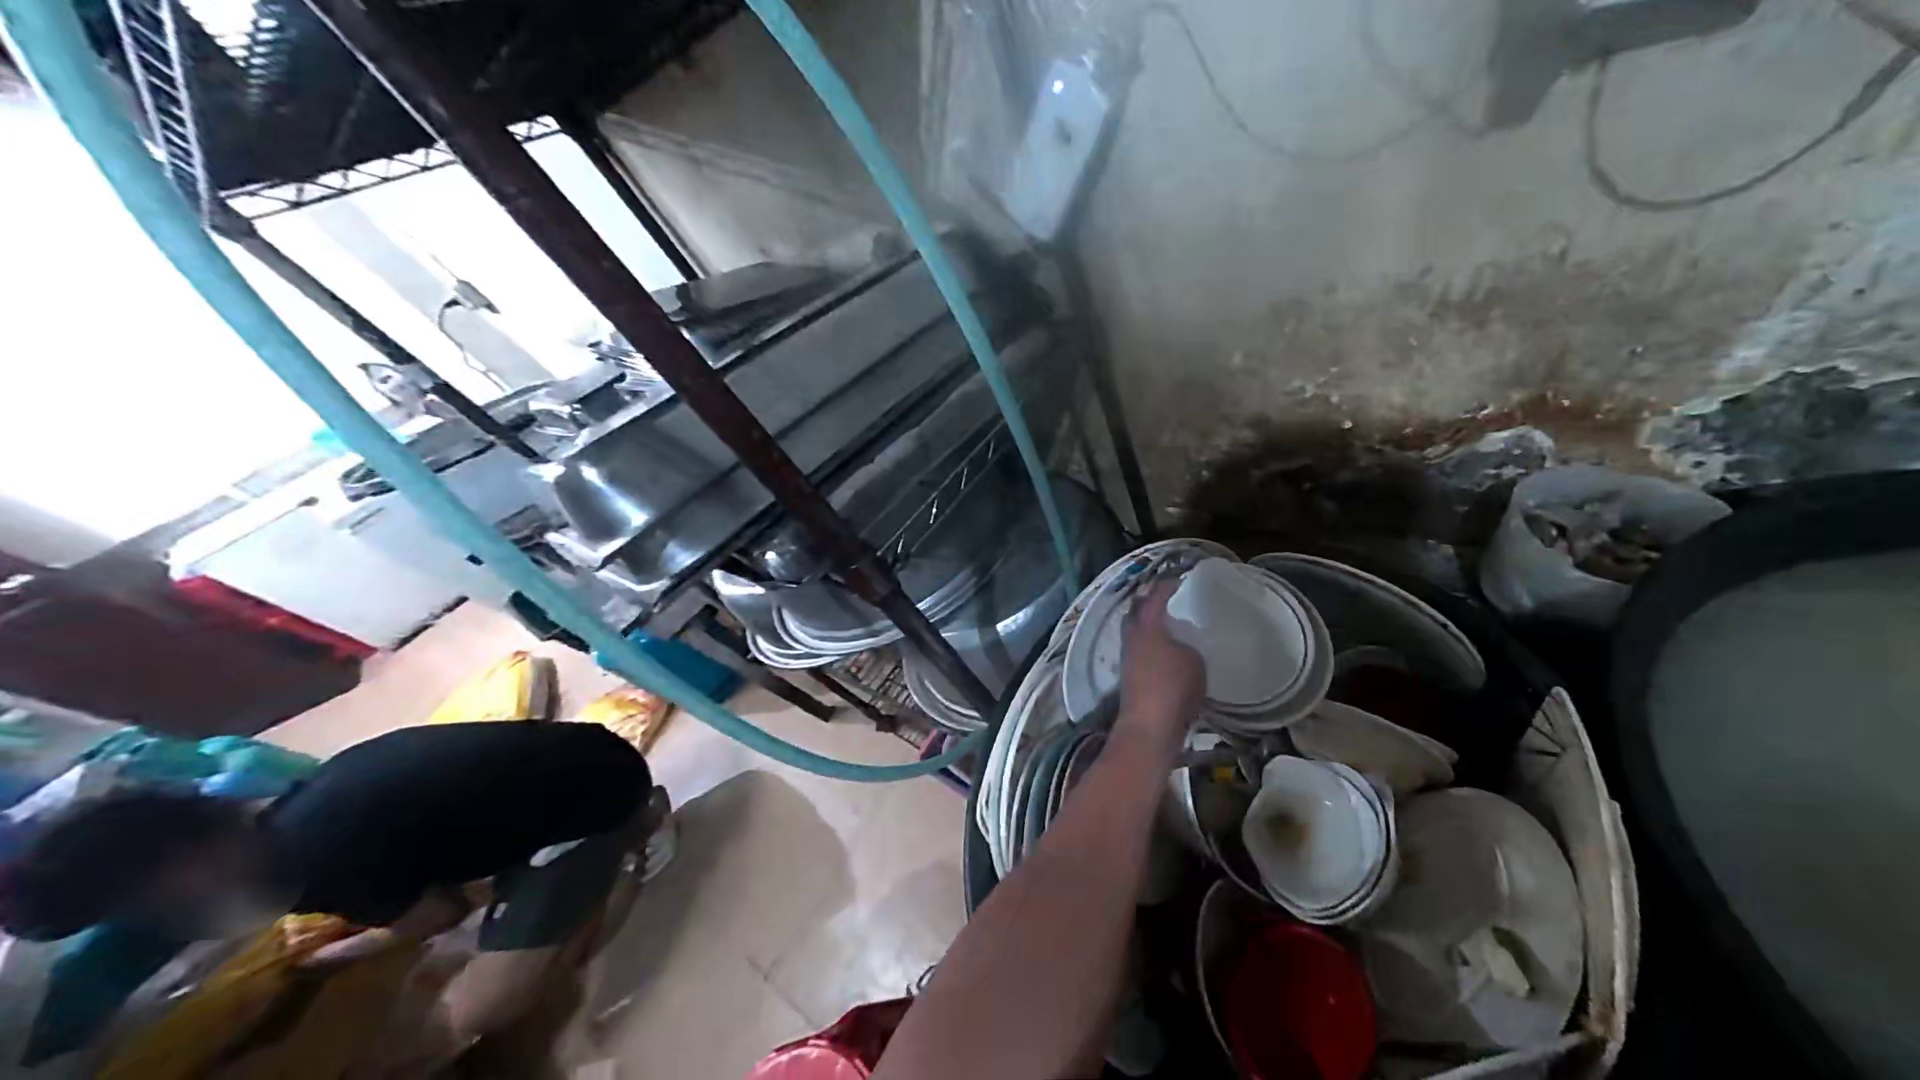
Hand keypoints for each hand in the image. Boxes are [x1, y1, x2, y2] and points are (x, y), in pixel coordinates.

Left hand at [1115, 577, 1204, 750]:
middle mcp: (1132, 637)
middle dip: (1148, 602)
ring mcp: (1128, 658)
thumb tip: (1177, 648)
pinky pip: (1140, 650)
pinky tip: (1166, 652)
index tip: (1178, 579)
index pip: (1155, 597)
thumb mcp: (1193, 660)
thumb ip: (1186, 646)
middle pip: (1136, 612)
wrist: (1149, 726)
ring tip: (1169, 625)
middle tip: (1166, 599)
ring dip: (1148, 625)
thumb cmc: (1173, 686)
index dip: (1166, 586)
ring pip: (1135, 632)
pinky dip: (1150, 644)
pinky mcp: (1130, 677)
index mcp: (1147, 626)